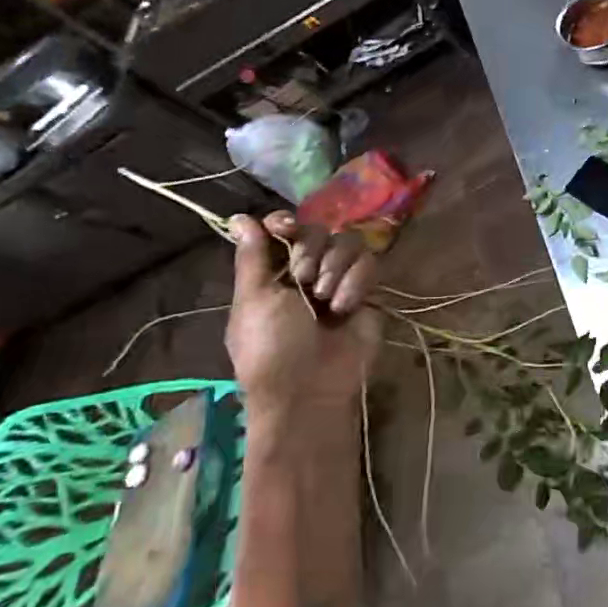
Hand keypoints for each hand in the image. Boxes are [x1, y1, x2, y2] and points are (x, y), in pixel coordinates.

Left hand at [227, 212, 379, 415]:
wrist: (310, 388)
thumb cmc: (270, 346)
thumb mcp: (252, 300)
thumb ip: (252, 256)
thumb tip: (238, 218)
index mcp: (274, 274)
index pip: (285, 229)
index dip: (286, 223)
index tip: (284, 227)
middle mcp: (309, 272)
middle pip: (318, 230)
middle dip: (310, 250)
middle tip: (304, 278)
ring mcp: (340, 281)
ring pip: (348, 242)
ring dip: (335, 265)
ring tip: (325, 297)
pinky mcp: (368, 292)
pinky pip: (369, 264)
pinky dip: (355, 282)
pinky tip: (344, 308)